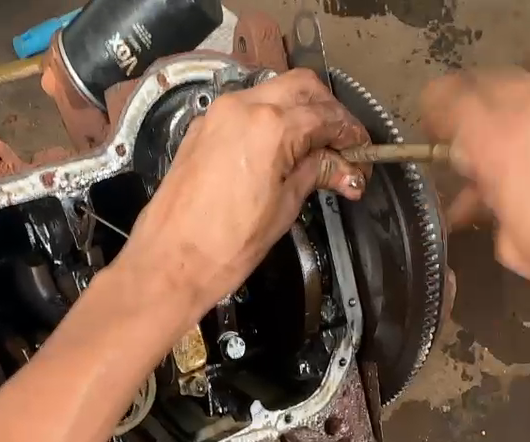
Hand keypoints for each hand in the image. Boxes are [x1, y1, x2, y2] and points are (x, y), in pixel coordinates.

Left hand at [118, 68, 370, 315]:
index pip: (323, 117)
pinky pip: (245, 110)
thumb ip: (314, 176)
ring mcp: (217, 116)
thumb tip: (342, 168)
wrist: (168, 265)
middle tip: (343, 144)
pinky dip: (269, 120)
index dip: (348, 134)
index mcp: (269, 126)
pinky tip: (281, 148)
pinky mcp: (201, 130)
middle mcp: (242, 108)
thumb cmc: (222, 249)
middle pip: (301, 88)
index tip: (360, 152)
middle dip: (328, 112)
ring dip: (299, 112)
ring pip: (272, 93)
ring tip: (315, 149)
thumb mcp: (282, 210)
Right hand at [423, 47, 529, 319]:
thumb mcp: (525, 253)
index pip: (448, 100)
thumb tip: (482, 197)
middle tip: (480, 155)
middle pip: (490, 81)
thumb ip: (494, 212)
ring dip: (524, 93)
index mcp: (503, 141)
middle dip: (475, 112)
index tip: (435, 140)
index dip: (434, 117)